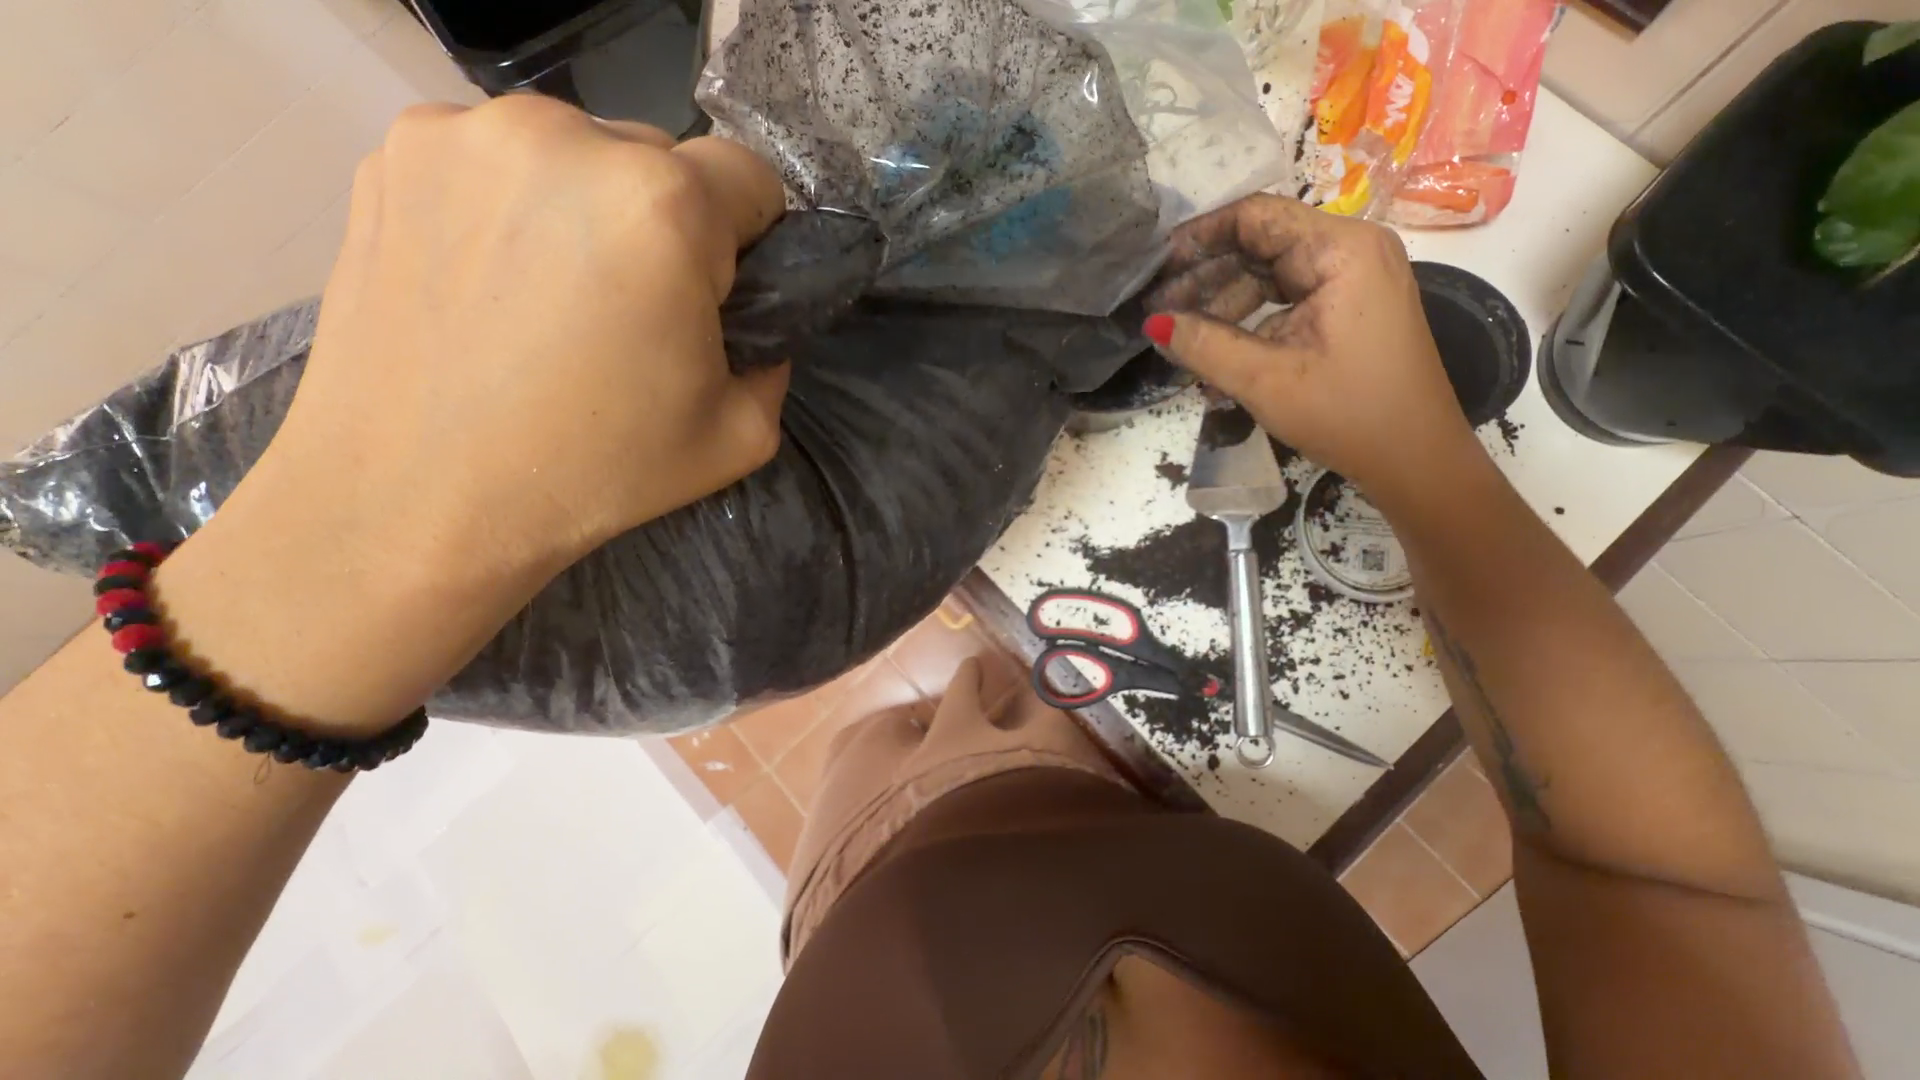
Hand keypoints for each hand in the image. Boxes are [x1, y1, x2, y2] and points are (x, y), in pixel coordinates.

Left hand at [153, 96, 790, 734]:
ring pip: (577, 152)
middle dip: (666, 221)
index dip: (750, 238)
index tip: (719, 294)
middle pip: (660, 158)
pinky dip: (511, 204)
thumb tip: (756, 324)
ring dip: (588, 206)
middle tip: (632, 306)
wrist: (416, 501)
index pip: (749, 175)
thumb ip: (775, 359)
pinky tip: (491, 279)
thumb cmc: (591, 473)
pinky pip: (496, 160)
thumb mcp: (738, 436)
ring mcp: (467, 135)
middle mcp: (566, 137)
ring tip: (553, 293)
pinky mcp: (395, 154)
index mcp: (664, 205)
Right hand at [1144, 194, 1482, 511]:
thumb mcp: (1267, 381)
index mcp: (1342, 249)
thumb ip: (1204, 346)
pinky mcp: (1349, 306)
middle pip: (1261, 243)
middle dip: (1206, 274)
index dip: (1200, 236)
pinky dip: (1250, 319)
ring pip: (1270, 273)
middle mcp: (1351, 249)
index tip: (1155, 267)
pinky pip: (1287, 297)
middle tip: (1156, 307)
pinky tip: (1213, 347)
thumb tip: (1153, 323)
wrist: (1418, 459)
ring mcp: (1353, 278)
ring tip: (1177, 334)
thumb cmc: (1349, 414)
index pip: (1256, 216)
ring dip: (1222, 302)